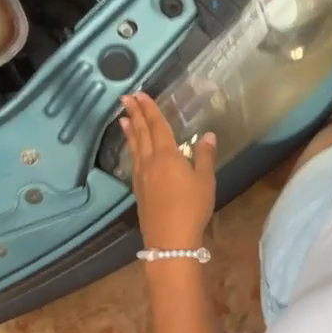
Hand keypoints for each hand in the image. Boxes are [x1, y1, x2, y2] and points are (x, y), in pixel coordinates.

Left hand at [122, 93, 216, 250]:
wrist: (170, 238)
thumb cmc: (192, 207)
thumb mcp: (205, 180)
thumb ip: (204, 156)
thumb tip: (207, 134)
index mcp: (167, 156)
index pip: (157, 126)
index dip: (150, 109)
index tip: (141, 94)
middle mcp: (150, 162)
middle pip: (142, 133)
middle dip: (135, 114)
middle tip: (125, 98)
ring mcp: (141, 177)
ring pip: (134, 147)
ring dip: (130, 131)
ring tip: (124, 118)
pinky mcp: (139, 190)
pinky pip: (133, 161)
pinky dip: (131, 148)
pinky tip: (132, 149)